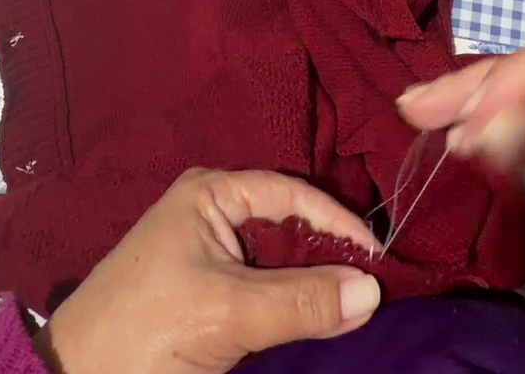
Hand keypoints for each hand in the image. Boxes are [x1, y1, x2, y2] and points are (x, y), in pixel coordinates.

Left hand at [37, 168, 383, 373]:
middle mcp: (212, 209)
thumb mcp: (228, 313)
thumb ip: (301, 301)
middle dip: (328, 250)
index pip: (292, 194)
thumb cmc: (147, 331)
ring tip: (353, 300)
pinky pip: (262, 282)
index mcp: (212, 192)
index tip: (377, 258)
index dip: (337, 222)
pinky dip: (291, 298)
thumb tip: (373, 291)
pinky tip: (317, 314)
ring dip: (311, 277)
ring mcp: (208, 248)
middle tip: (370, 282)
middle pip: (287, 221)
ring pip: (277, 255)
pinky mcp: (206, 286)